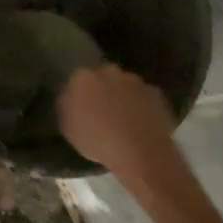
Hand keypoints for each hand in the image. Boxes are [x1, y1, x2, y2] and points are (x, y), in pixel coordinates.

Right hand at [56, 65, 180, 173]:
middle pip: (101, 78)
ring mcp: (134, 80)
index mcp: (82, 78)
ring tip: (123, 121)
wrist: (140, 151)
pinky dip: (141, 106)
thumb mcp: (67, 128)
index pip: (76, 81)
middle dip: (101, 91)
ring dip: (122, 97)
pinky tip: (140, 124)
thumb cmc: (97, 141)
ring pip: (124, 85)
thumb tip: (70, 97)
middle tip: (101, 113)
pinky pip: (143, 97)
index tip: (80, 109)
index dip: (78, 95)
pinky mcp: (155, 92)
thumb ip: (66, 105)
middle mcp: (109, 71)